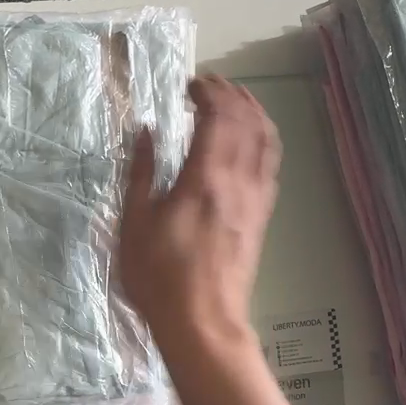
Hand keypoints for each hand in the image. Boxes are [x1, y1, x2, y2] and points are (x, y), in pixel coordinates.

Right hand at [118, 75, 280, 360]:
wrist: (201, 320)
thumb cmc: (157, 276)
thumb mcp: (134, 225)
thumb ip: (140, 174)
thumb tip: (144, 132)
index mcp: (203, 178)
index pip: (216, 117)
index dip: (207, 93)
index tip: (189, 84)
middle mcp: (237, 180)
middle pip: (247, 121)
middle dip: (231, 95)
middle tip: (210, 86)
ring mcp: (254, 198)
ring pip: (267, 139)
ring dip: (254, 112)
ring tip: (237, 102)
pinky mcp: (260, 216)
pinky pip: (271, 164)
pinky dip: (265, 140)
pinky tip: (253, 141)